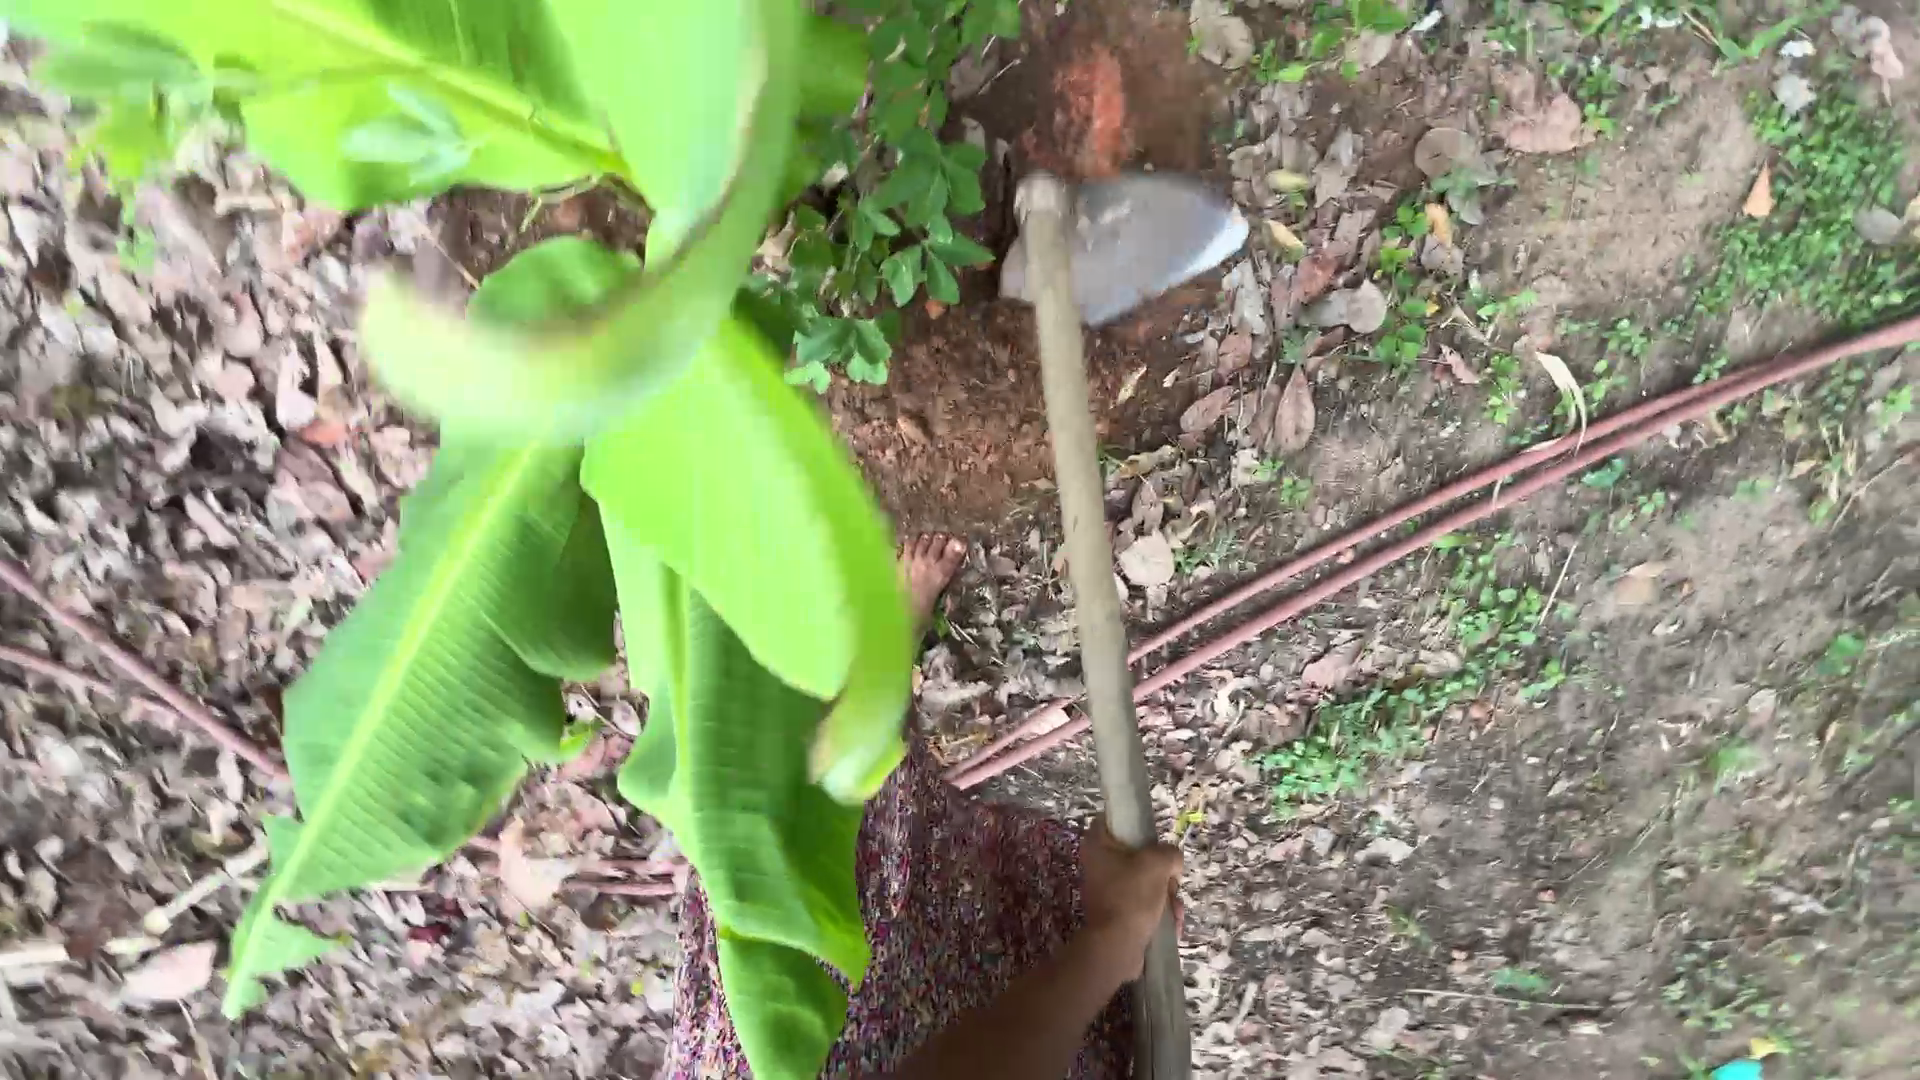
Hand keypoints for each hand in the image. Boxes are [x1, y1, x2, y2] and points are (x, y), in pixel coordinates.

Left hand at [1079, 821, 1181, 980]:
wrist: (1117, 946)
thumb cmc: (1131, 896)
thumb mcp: (1157, 864)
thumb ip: (1169, 853)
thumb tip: (1172, 863)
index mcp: (1097, 843)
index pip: (1117, 820)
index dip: (1138, 827)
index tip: (1156, 840)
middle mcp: (1099, 862)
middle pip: (1139, 855)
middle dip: (1163, 873)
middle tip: (1171, 884)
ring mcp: (1108, 887)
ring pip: (1146, 881)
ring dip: (1166, 896)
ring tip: (1174, 912)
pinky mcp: (1117, 910)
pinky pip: (1143, 902)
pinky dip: (1159, 912)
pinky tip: (1172, 924)